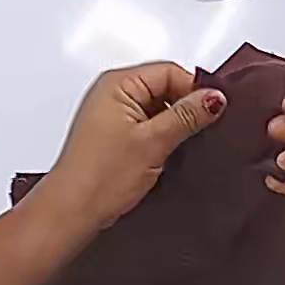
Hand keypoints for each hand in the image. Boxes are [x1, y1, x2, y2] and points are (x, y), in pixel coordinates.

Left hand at [30, 62, 227, 230]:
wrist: (71, 213)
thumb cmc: (97, 178)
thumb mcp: (153, 142)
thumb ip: (187, 115)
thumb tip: (213, 97)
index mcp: (118, 83)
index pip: (170, 71)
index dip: (194, 90)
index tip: (212, 111)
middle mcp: (113, 93)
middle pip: (165, 87)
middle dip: (184, 109)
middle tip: (196, 133)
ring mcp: (113, 114)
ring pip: (159, 108)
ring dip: (173, 126)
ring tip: (174, 148)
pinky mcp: (116, 134)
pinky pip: (149, 125)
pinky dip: (162, 138)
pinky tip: (164, 155)